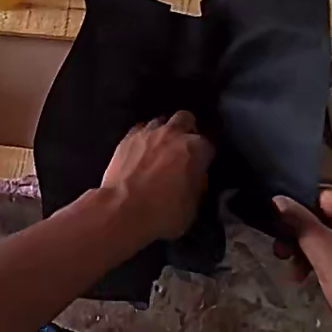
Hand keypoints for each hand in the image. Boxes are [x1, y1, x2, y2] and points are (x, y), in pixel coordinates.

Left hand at [99, 111, 214, 244]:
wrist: (122, 209)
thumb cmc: (162, 212)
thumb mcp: (192, 208)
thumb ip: (198, 187)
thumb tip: (196, 179)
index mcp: (196, 149)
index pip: (209, 145)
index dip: (205, 156)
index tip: (201, 165)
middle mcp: (174, 134)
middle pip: (186, 119)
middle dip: (187, 129)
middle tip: (183, 147)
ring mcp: (150, 132)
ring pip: (162, 120)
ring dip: (164, 132)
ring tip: (161, 147)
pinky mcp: (128, 137)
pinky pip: (141, 129)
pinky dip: (144, 137)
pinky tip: (142, 149)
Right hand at [274, 190, 331, 331]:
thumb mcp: (327, 256)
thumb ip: (302, 225)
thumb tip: (278, 199)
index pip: (323, 197)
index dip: (299, 213)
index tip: (281, 235)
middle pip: (329, 218)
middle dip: (304, 238)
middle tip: (282, 258)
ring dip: (314, 255)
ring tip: (298, 278)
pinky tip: (322, 286)